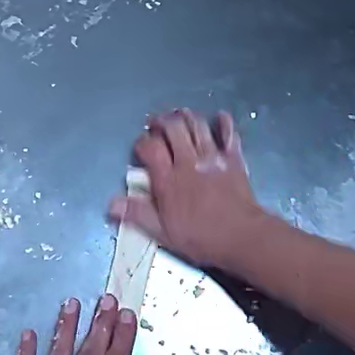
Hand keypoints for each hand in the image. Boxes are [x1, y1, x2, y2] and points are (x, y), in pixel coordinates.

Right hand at [110, 109, 270, 270]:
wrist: (243, 238)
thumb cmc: (201, 237)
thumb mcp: (163, 232)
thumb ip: (138, 214)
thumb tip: (112, 203)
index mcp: (168, 179)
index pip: (150, 148)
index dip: (142, 143)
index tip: (141, 149)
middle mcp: (188, 161)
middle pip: (173, 128)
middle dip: (162, 121)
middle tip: (157, 125)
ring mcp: (212, 157)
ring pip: (197, 125)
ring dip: (187, 117)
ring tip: (180, 117)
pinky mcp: (233, 159)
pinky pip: (228, 134)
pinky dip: (224, 123)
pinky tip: (219, 117)